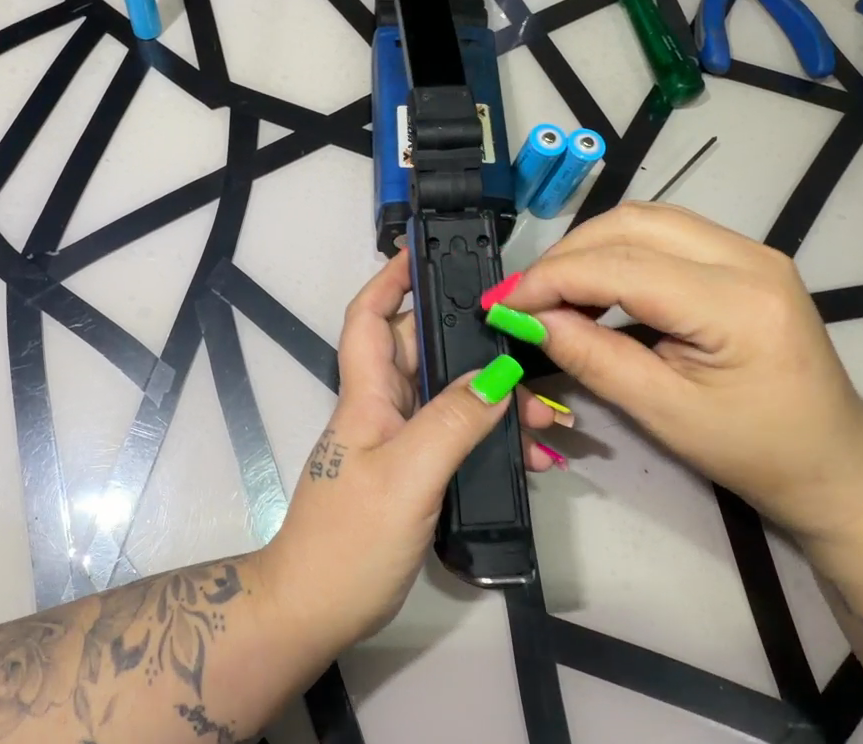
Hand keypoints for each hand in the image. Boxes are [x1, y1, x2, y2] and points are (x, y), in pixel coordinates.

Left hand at [258, 253, 562, 655]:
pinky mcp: (412, 474)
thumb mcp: (407, 475)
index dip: (390, 280)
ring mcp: (396, 443)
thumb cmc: (350, 538)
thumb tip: (498, 376)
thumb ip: (452, 422)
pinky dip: (492, 440)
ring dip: (496, 402)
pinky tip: (531, 458)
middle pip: (425, 355)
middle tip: (533, 359)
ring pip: (450, 399)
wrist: (316, 608)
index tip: (425, 254)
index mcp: (366, 395)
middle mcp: (380, 409)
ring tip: (547, 425)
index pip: (368, 318)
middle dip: (476, 350)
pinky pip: (456, 439)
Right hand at [497, 202, 862, 539]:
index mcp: (736, 303)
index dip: (551, 279)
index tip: (503, 305)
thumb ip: (593, 357)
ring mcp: (749, 251)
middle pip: (629, 225)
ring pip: (643, 219)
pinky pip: (662, 232)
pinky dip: (615, 251)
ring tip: (552, 293)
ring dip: (587, 248)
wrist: (835, 460)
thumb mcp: (663, 412)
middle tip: (524, 299)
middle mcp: (748, 258)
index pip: (620, 266)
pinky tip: (593, 286)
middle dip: (564, 256)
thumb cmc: (754, 449)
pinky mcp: (742, 257)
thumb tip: (530, 320)